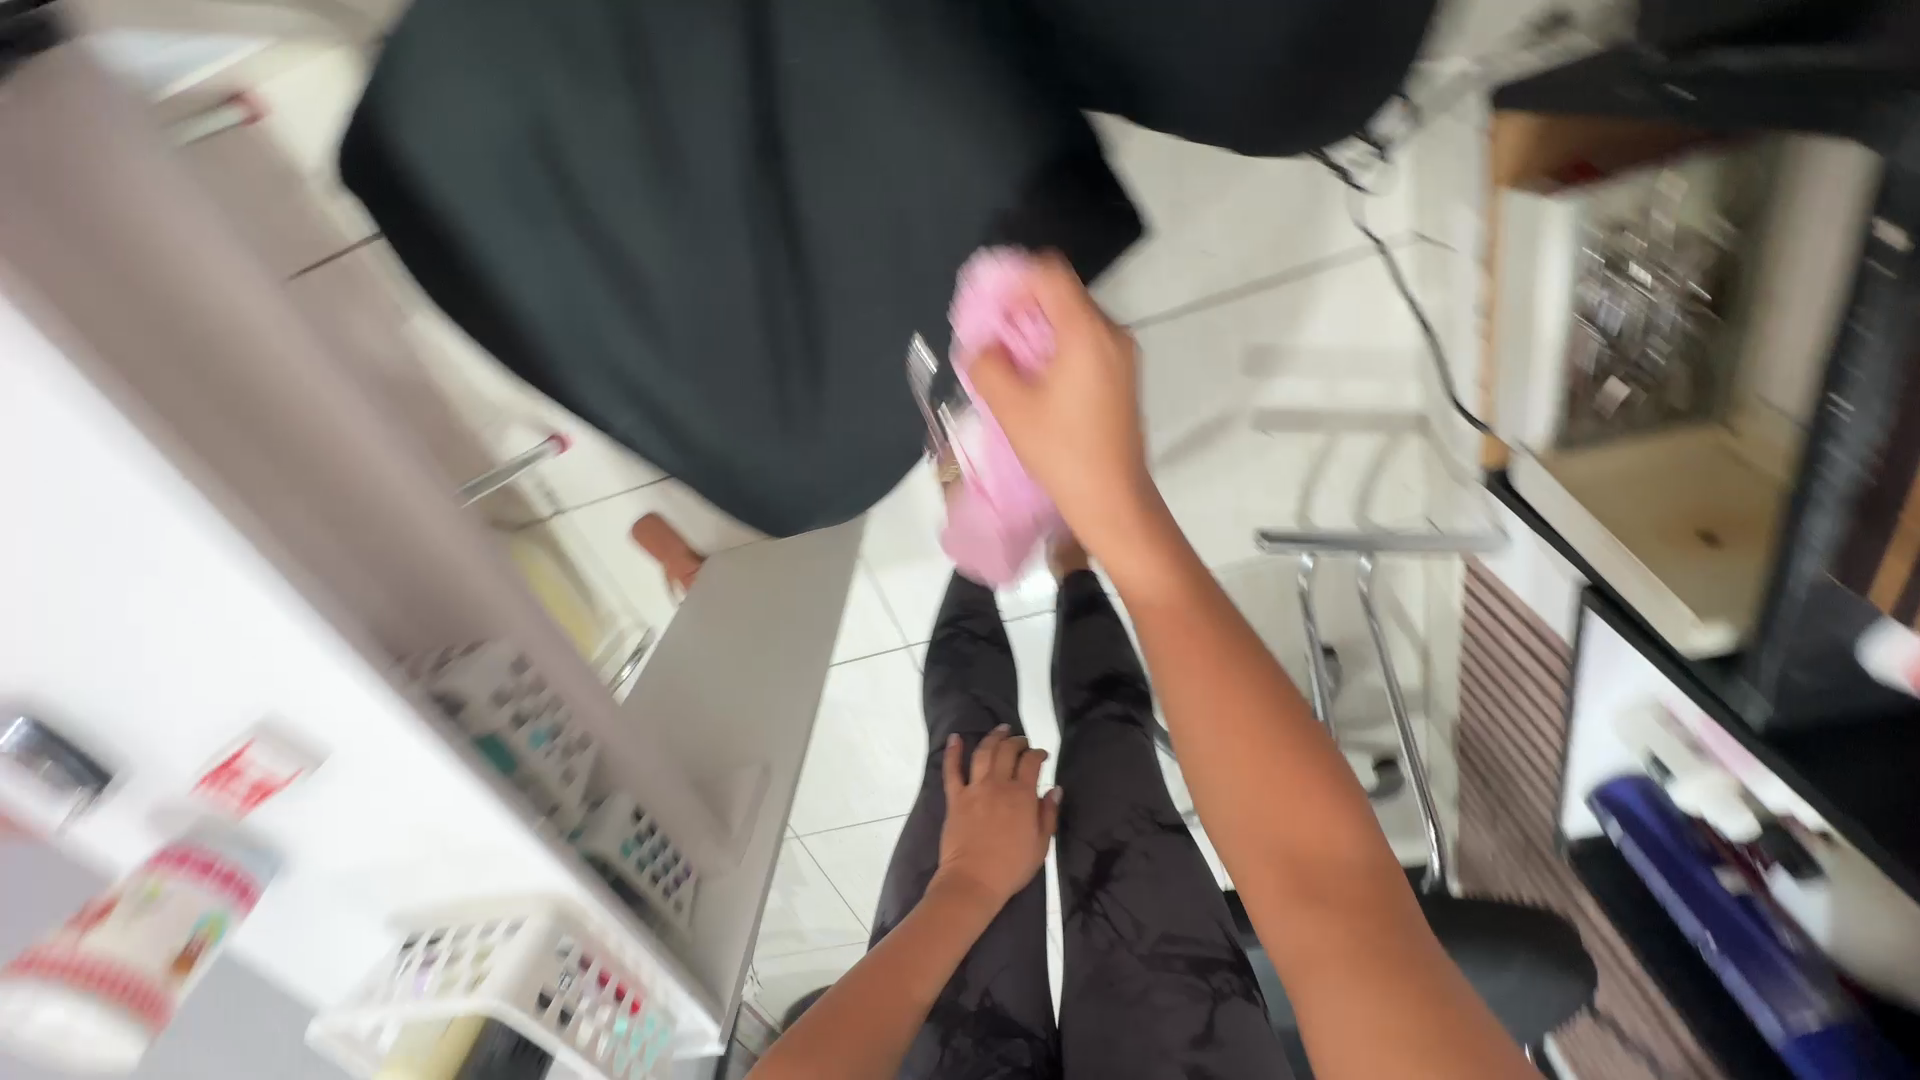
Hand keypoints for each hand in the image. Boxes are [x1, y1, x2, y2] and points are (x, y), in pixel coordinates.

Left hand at [931, 725, 1059, 910]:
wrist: (974, 881)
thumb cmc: (1011, 867)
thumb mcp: (1041, 845)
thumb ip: (1048, 814)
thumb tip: (1055, 789)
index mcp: (1022, 796)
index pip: (1031, 763)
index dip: (1038, 753)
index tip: (1042, 754)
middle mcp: (998, 785)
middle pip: (1007, 752)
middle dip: (1017, 741)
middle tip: (1021, 740)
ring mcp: (974, 789)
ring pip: (983, 753)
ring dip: (993, 737)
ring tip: (1000, 729)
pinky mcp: (955, 798)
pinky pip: (951, 770)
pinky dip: (953, 752)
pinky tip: (955, 738)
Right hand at [967, 254, 1158, 556]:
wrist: (1113, 498)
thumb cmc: (1062, 452)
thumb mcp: (1011, 409)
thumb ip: (987, 365)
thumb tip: (983, 348)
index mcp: (1087, 332)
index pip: (1049, 274)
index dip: (1014, 282)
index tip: (989, 311)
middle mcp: (1112, 333)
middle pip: (1062, 296)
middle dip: (1022, 311)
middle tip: (992, 341)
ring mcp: (1123, 355)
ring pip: (1074, 322)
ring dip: (1038, 333)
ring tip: (1010, 366)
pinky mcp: (1124, 376)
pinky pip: (1086, 345)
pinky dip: (1058, 350)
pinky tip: (1037, 382)